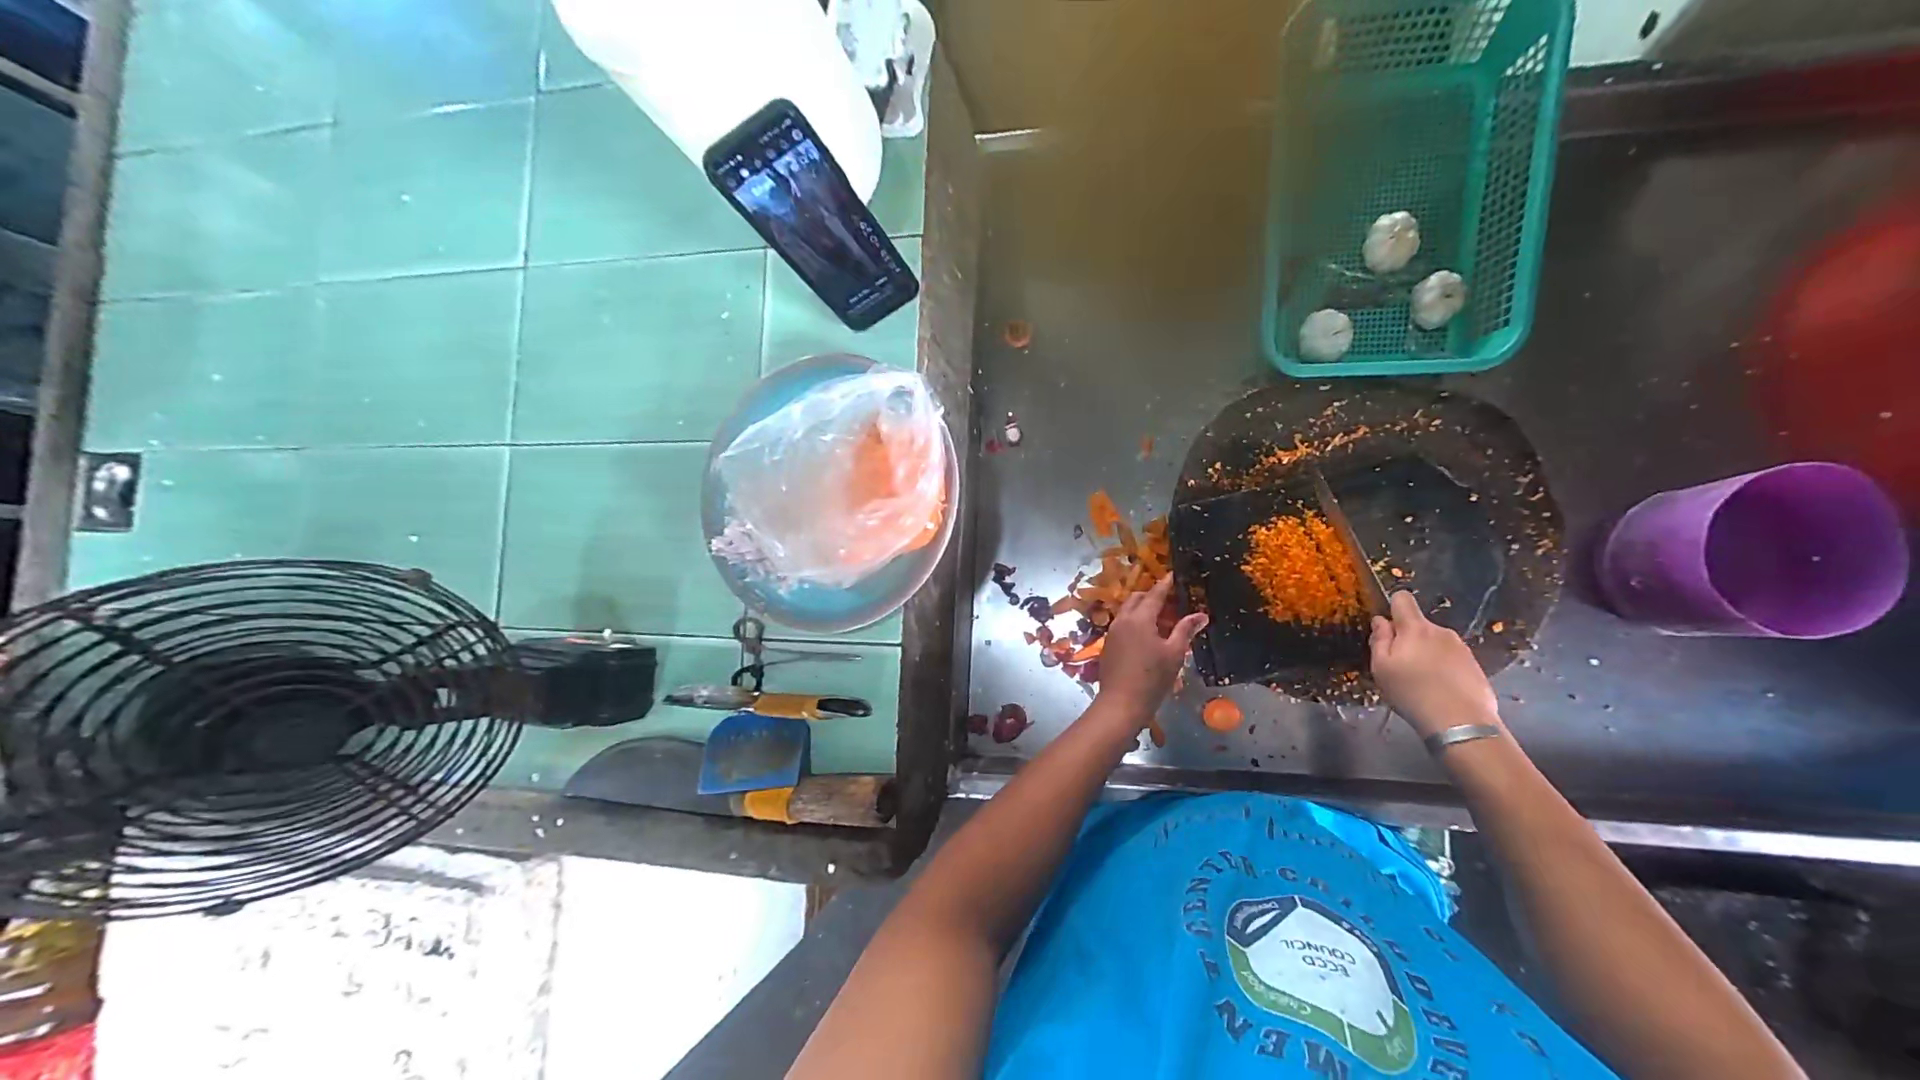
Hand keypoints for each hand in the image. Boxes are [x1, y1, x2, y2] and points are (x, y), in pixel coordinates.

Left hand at [1095, 575, 1207, 725]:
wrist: (1121, 703)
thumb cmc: (1152, 678)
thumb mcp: (1174, 653)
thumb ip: (1186, 630)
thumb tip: (1201, 615)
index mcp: (1139, 618)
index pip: (1154, 594)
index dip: (1165, 584)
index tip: (1173, 575)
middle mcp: (1122, 620)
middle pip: (1137, 599)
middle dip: (1152, 596)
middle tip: (1171, 602)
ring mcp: (1112, 632)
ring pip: (1128, 612)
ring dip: (1143, 610)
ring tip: (1162, 620)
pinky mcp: (1108, 645)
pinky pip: (1123, 625)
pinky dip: (1135, 622)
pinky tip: (1148, 636)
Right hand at [1369, 591, 1500, 737]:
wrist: (1461, 722)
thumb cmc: (1412, 692)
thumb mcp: (1381, 668)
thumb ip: (1379, 640)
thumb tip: (1381, 620)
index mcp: (1415, 628)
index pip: (1403, 599)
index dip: (1392, 607)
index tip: (1387, 628)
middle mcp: (1441, 632)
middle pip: (1419, 625)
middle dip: (1408, 638)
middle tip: (1400, 666)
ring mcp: (1462, 648)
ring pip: (1435, 643)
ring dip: (1426, 654)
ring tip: (1421, 681)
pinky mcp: (1476, 666)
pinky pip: (1451, 659)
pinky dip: (1442, 668)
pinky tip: (1440, 690)